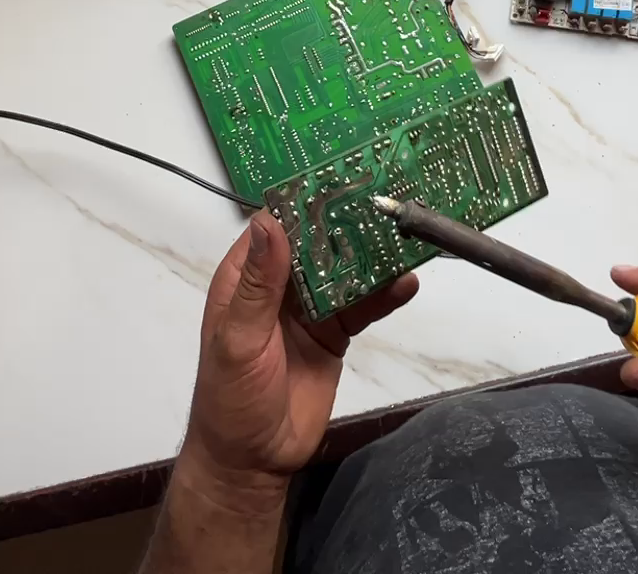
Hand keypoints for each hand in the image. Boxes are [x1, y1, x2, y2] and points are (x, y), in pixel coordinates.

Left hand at [182, 210, 417, 492]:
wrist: (255, 460)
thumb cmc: (231, 398)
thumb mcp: (239, 338)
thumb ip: (258, 284)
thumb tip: (270, 223)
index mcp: (247, 276)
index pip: (276, 226)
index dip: (303, 202)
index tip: (335, 178)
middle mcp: (281, 284)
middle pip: (318, 242)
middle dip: (347, 222)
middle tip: (383, 199)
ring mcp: (311, 306)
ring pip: (345, 269)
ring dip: (372, 255)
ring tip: (404, 235)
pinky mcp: (335, 331)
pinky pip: (363, 305)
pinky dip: (384, 293)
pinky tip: (406, 282)